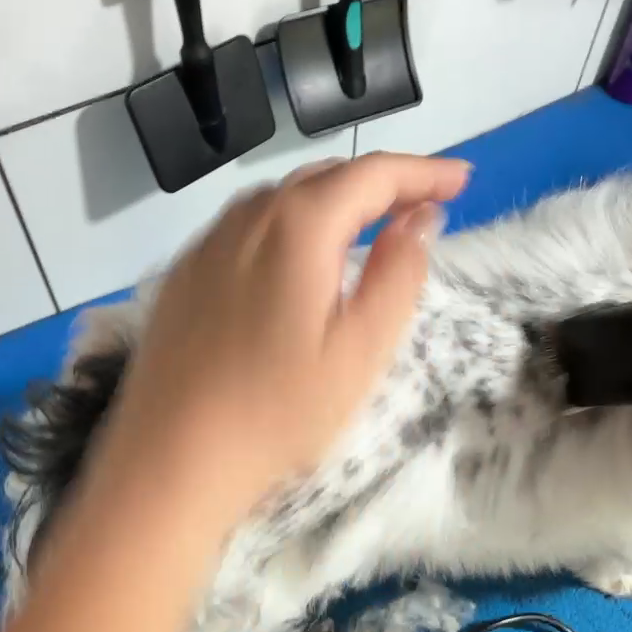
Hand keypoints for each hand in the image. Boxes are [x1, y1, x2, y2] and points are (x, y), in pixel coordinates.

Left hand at [89, 153, 470, 520]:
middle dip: (380, 186)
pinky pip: (248, 232)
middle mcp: (247, 217)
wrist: (172, 458)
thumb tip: (418, 220)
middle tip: (421, 209)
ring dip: (332, 206)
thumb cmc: (278, 414)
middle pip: (325, 179)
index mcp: (298, 227)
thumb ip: (398, 275)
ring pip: (282, 203)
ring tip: (366, 233)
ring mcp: (207, 244)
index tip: (459, 180)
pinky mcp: (184, 276)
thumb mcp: (359, 352)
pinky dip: (288, 231)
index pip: (372, 174)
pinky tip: (296, 267)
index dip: (423, 173)